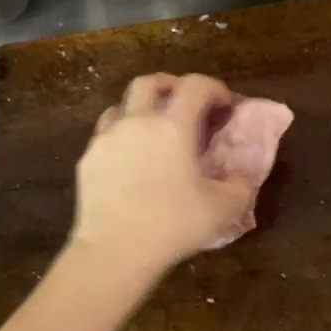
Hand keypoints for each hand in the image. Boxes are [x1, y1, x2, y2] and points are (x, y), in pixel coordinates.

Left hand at [70, 73, 260, 275]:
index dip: (213, 87)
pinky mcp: (88, 156)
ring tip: (153, 130)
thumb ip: (240, 183)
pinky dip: (121, 134)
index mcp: (172, 126)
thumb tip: (243, 171)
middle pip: (149, 82)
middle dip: (170, 85)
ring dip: (140, 108)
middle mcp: (136, 122)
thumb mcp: (223, 208)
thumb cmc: (173, 225)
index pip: (194, 85)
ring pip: (122, 105)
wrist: (114, 248)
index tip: (224, 104)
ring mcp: (107, 137)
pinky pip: (105, 133)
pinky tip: (129, 157)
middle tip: (185, 103)